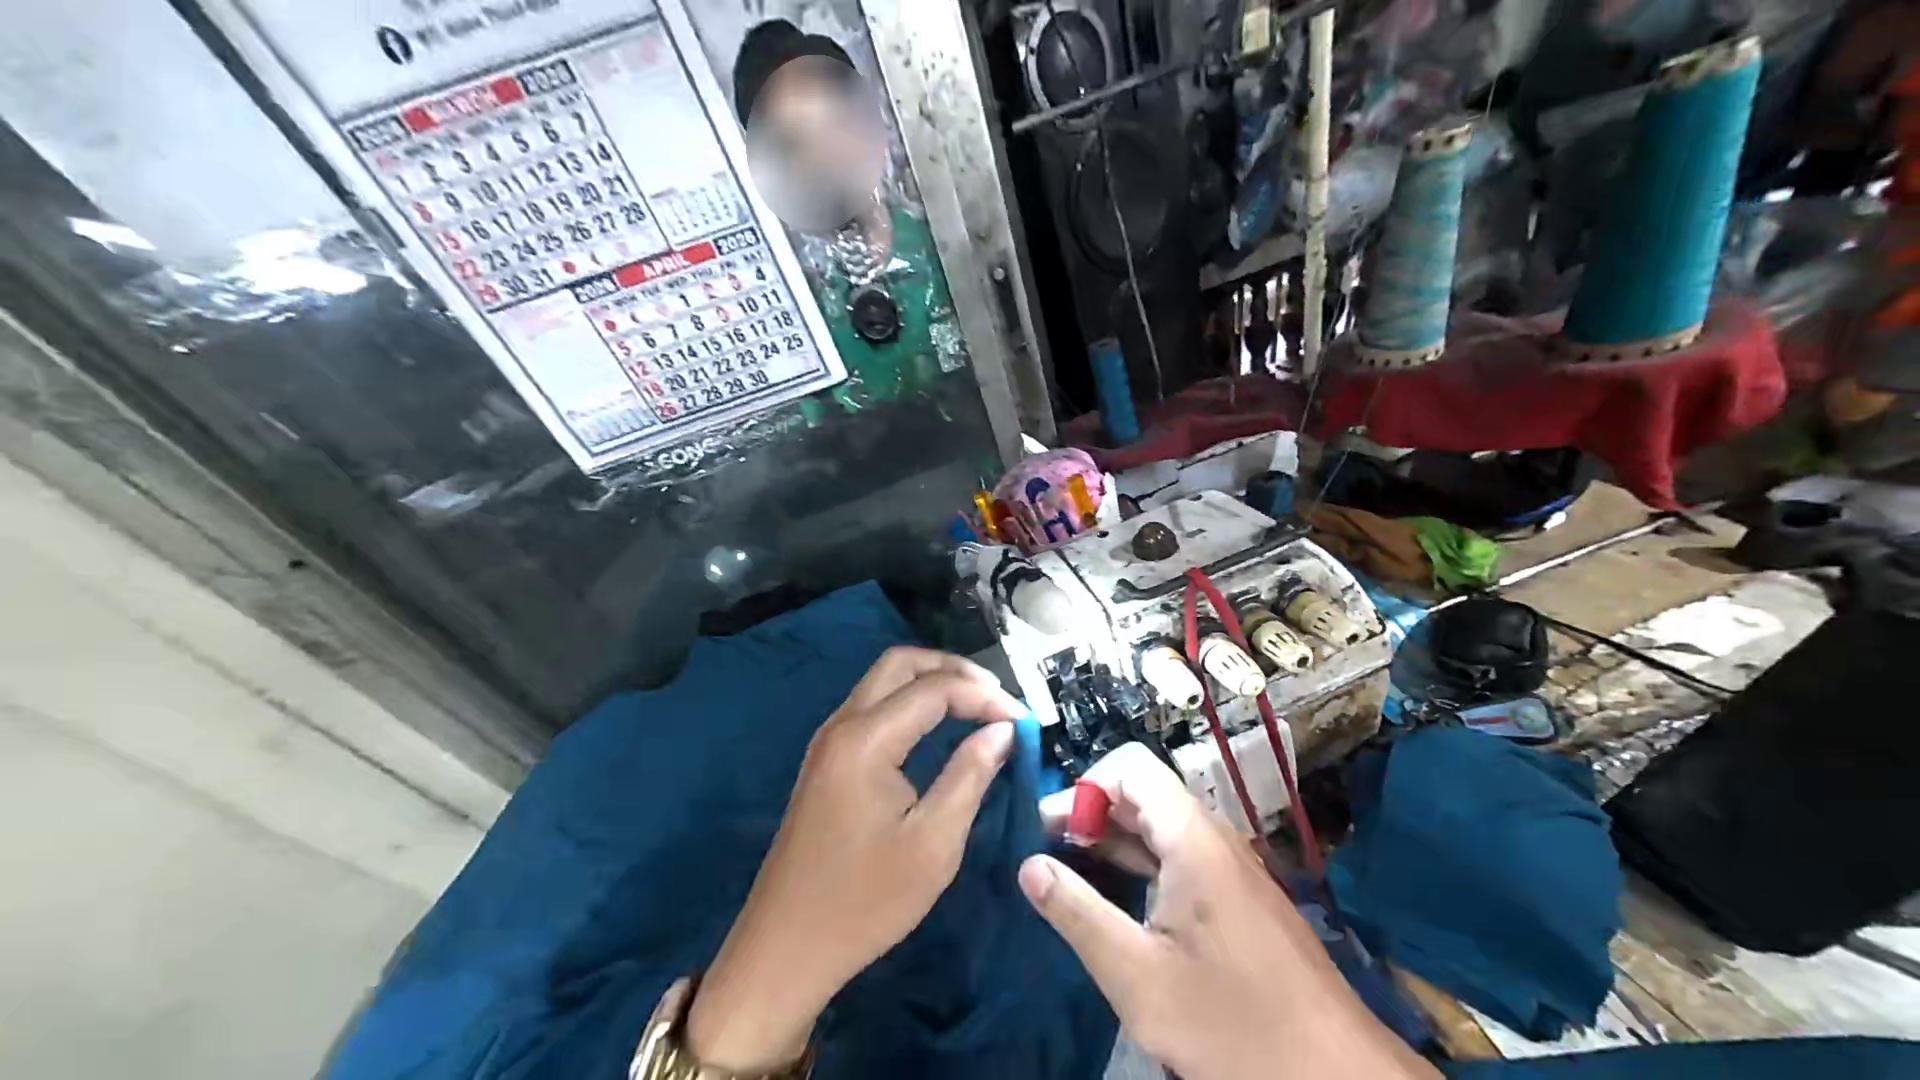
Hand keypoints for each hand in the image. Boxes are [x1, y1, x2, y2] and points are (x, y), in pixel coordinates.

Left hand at [686, 647, 1022, 1072]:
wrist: (786, 946)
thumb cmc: (865, 901)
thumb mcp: (933, 843)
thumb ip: (970, 775)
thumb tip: (1002, 729)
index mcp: (865, 741)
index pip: (934, 689)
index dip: (984, 697)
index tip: (1023, 721)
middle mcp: (841, 725)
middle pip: (901, 663)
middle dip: (953, 669)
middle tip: (996, 697)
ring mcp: (828, 740)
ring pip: (883, 680)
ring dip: (930, 681)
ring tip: (976, 706)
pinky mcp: (826, 759)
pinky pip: (872, 706)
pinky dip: (909, 702)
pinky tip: (938, 726)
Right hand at [1025, 744, 1438, 1079]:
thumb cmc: (1232, 1023)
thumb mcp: (1138, 977)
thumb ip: (1078, 914)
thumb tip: (1028, 866)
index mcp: (1192, 839)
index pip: (1131, 766)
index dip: (1086, 785)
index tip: (1054, 829)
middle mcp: (1213, 838)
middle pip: (1143, 791)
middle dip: (1092, 810)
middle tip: (1050, 848)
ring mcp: (1230, 867)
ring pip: (1161, 824)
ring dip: (1114, 837)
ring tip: (1072, 867)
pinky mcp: (1237, 896)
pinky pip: (1179, 854)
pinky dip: (1141, 861)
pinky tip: (1119, 896)